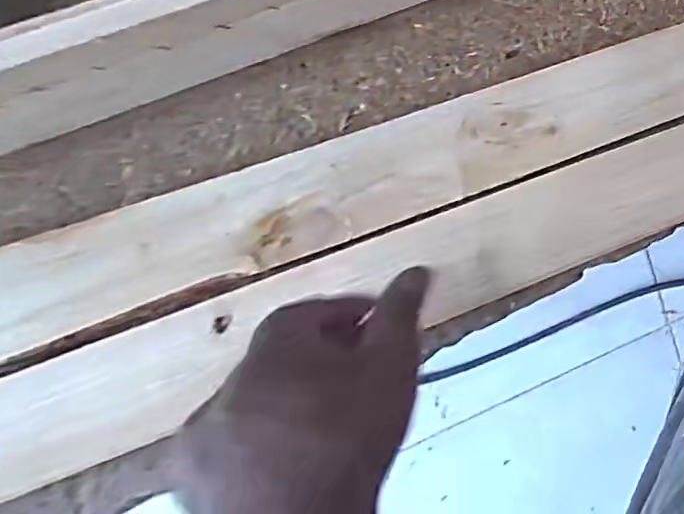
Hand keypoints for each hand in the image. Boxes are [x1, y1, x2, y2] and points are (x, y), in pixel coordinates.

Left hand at [173, 267, 430, 513]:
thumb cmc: (351, 438)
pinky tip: (307, 445)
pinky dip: (269, 431)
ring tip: (340, 406)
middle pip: (276, 356)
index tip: (373, 321)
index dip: (341, 310)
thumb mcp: (393, 360)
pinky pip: (235, 439)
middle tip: (363, 363)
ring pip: (255, 399)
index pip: (299, 313)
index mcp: (268, 359)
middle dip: (321, 353)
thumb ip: (400, 311)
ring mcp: (199, 447)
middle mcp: (221, 397)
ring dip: (295, 393)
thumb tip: (413, 274)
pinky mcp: (194, 486)